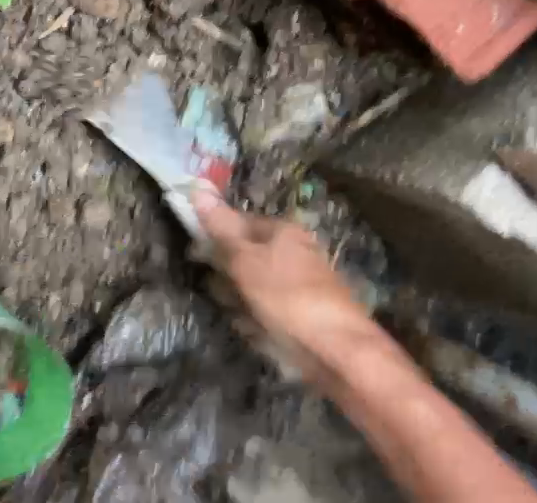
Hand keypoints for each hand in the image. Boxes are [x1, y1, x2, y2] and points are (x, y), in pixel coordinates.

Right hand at [193, 189, 380, 374]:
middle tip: (220, 289)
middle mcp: (296, 252)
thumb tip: (197, 183)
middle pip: (245, 255)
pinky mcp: (306, 315)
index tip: (197, 256)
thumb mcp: (244, 257)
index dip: (214, 236)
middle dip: (227, 273)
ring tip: (240, 314)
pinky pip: (269, 310)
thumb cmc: (287, 296)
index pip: (237, 222)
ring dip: (240, 299)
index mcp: (284, 231)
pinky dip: (258, 319)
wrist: (339, 354)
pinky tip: (257, 331)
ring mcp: (303, 285)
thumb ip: (219, 225)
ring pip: (254, 285)